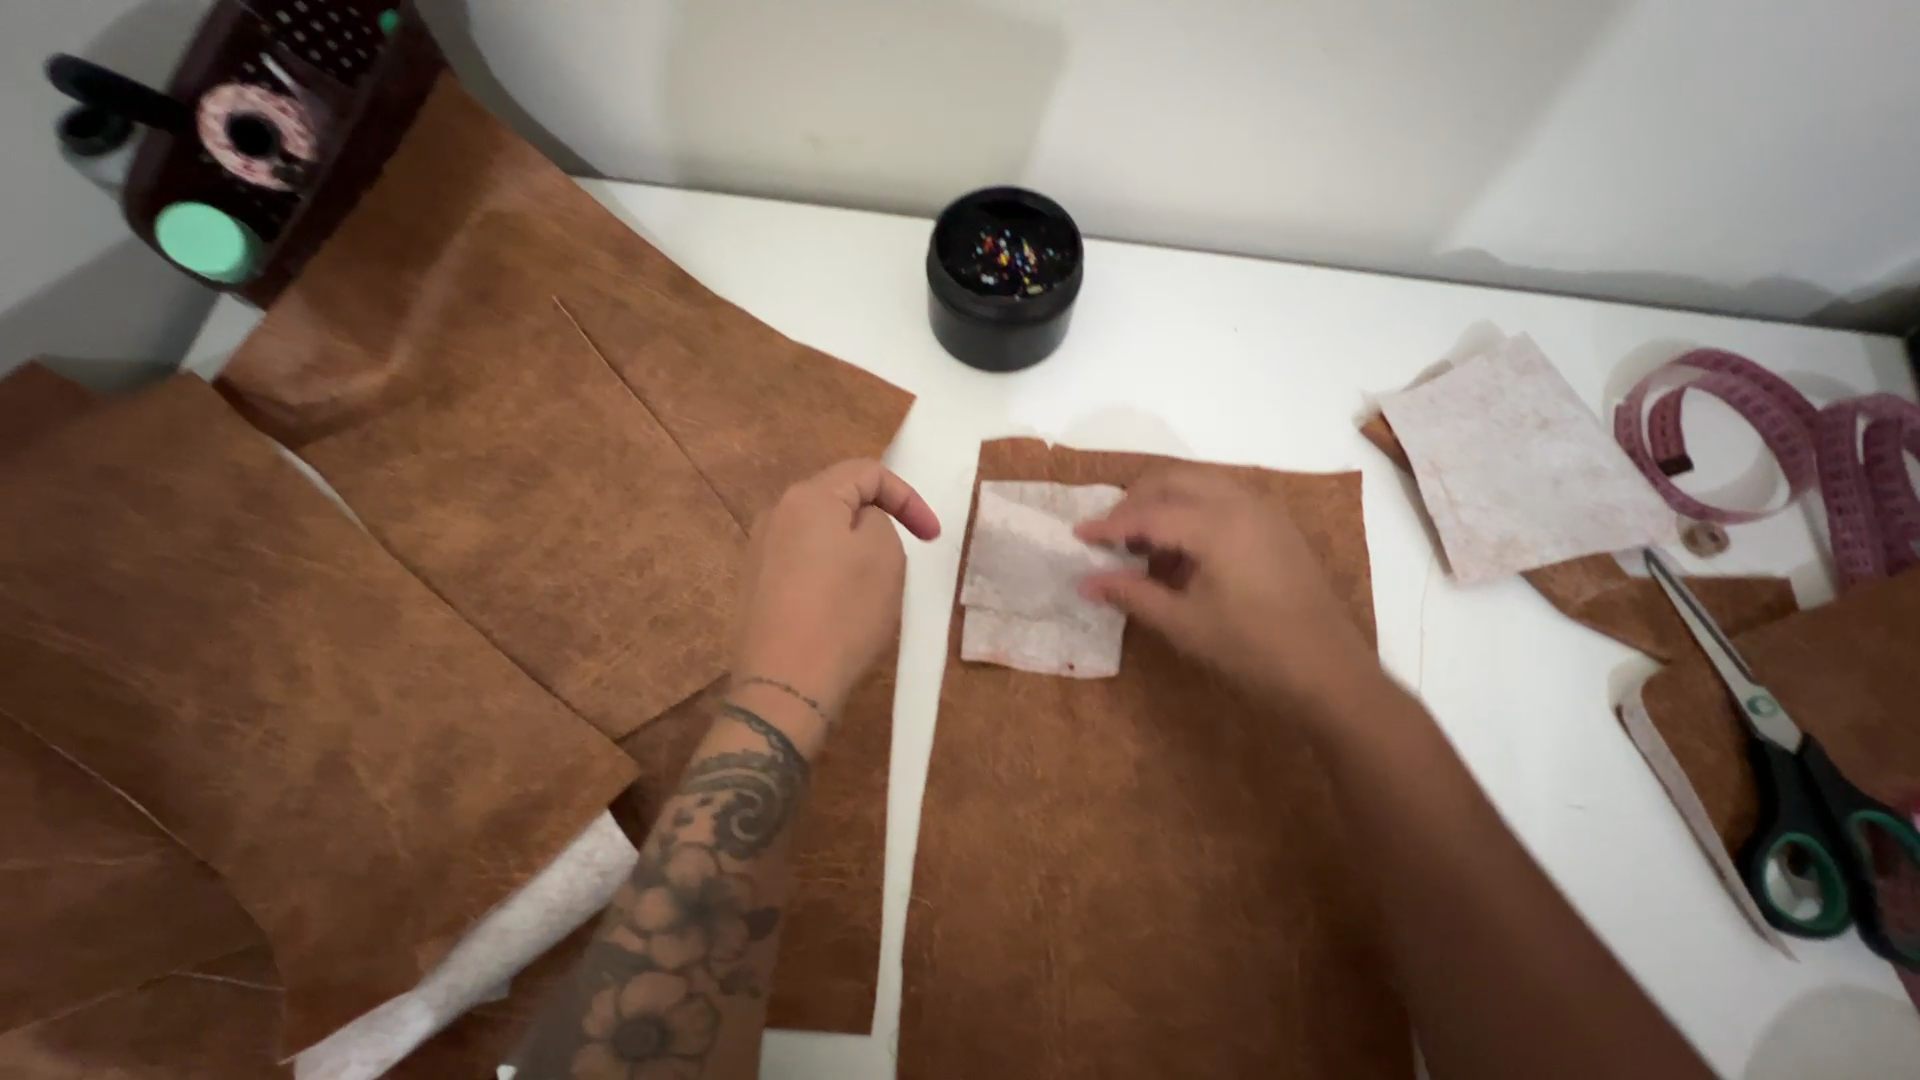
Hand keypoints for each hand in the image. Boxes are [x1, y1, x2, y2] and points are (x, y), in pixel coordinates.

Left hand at [732, 460, 940, 718]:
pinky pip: (802, 563)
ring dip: (853, 549)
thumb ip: (880, 521)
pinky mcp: (754, 586)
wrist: (783, 684)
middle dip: (879, 522)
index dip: (907, 497)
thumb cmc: (843, 613)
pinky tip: (839, 608)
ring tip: (874, 586)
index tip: (932, 537)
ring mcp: (759, 551)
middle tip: (903, 557)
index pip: (867, 472)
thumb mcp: (885, 556)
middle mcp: (775, 514)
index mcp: (808, 497)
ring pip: (820, 534)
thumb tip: (861, 524)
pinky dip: (829, 573)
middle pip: (839, 499)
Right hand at [1075, 467, 1381, 720]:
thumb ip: (1132, 594)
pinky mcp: (1276, 525)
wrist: (1329, 672)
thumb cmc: (1251, 650)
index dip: (1108, 525)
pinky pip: (1223, 499)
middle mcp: (1241, 502)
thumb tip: (1085, 583)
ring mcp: (1264, 510)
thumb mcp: (1183, 623)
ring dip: (1165, 504)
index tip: (1077, 535)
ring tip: (1143, 547)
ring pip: (1200, 483)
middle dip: (1135, 501)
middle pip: (1173, 479)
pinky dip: (1193, 511)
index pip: (1148, 513)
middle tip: (1109, 536)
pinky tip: (1183, 555)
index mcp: (1216, 524)